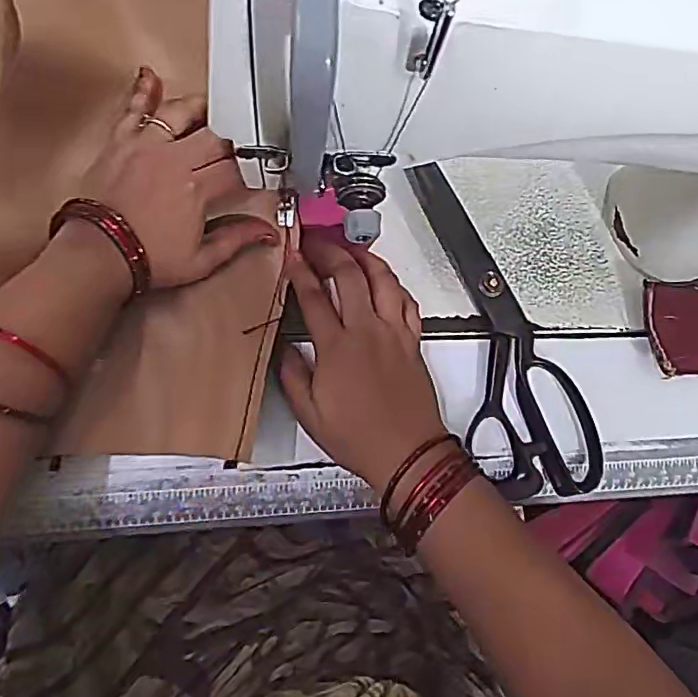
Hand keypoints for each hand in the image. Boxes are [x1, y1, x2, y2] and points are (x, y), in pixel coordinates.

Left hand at [71, 67, 278, 289]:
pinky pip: (133, 110)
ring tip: (210, 112)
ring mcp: (145, 147)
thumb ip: (236, 239)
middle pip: (215, 136)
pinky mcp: (120, 143)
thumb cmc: (147, 259)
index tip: (259, 176)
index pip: (237, 169)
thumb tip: (266, 230)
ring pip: (179, 112)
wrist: (99, 254)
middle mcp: (173, 160)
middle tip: (240, 146)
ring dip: (199, 109)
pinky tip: (150, 77)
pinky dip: (142, 92)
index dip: (253, 172)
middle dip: (232, 140)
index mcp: (196, 189)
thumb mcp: (201, 260)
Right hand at [277, 234, 447, 490]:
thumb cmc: (361, 437)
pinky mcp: (412, 342)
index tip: (292, 257)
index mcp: (337, 348)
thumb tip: (285, 351)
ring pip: (383, 280)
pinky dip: (395, 285)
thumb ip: (293, 376)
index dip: (300, 271)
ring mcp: (393, 334)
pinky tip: (387, 281)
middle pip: (349, 275)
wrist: (407, 453)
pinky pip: (406, 302)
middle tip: (317, 243)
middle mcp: (367, 333)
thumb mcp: (310, 414)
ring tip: (352, 250)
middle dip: (329, 252)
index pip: (315, 296)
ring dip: (365, 258)